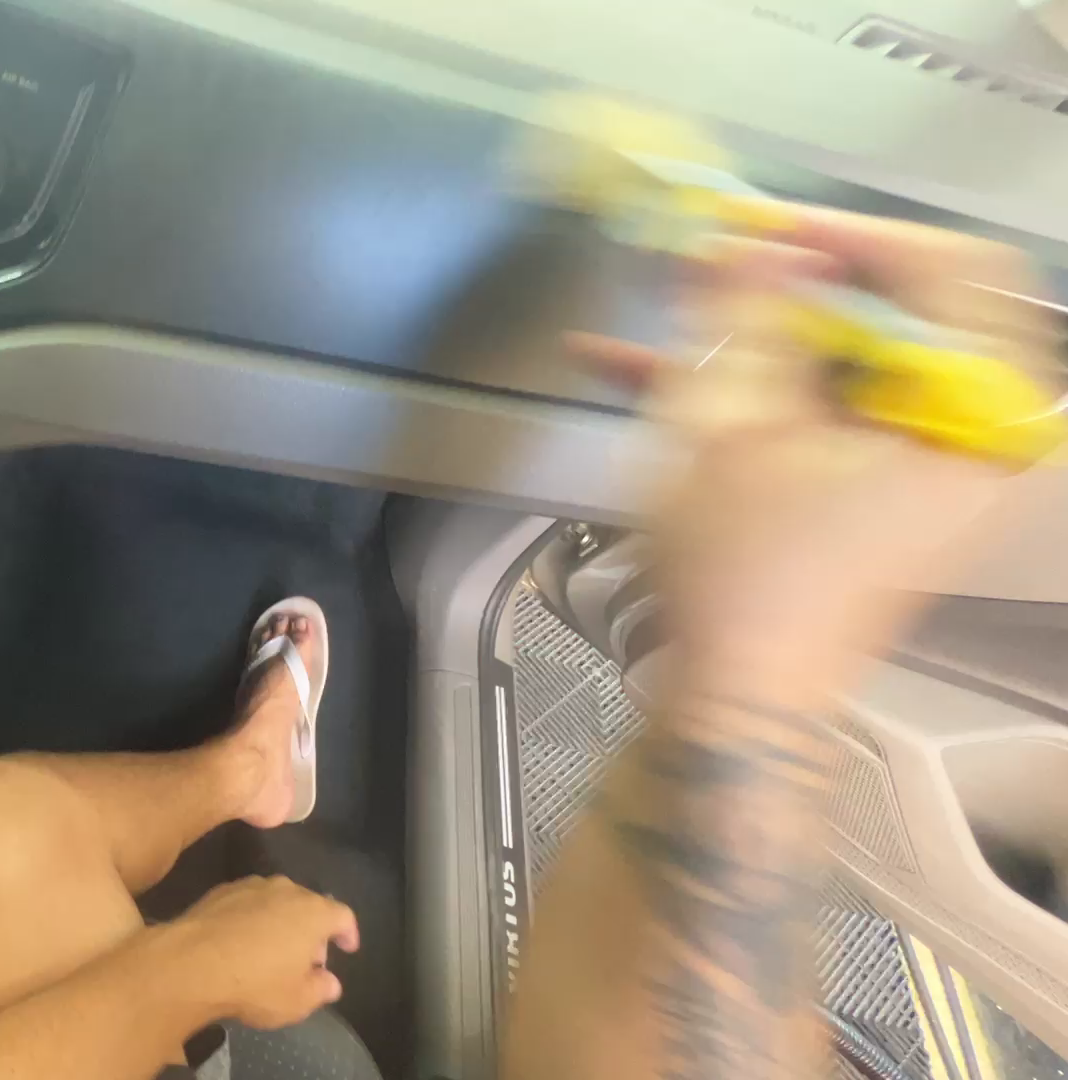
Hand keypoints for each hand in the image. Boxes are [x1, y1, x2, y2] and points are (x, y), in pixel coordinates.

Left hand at [160, 875, 358, 1029]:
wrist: (195, 961)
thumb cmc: (256, 983)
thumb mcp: (298, 1000)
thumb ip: (321, 988)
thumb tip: (329, 980)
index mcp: (311, 911)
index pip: (342, 914)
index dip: (348, 932)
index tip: (347, 949)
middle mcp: (284, 889)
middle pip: (309, 903)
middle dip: (313, 929)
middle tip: (308, 959)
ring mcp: (251, 884)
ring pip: (277, 899)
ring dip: (282, 920)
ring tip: (274, 950)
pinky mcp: (223, 889)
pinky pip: (249, 901)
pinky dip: (254, 916)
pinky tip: (243, 940)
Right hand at [573, 207, 1057, 708]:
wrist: (736, 679)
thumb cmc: (742, 567)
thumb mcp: (727, 432)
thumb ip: (742, 325)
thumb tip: (749, 243)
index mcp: (970, 409)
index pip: (941, 270)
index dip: (838, 235)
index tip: (748, 223)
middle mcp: (955, 424)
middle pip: (865, 318)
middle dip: (760, 295)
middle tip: (684, 273)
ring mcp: (900, 455)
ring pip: (810, 367)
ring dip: (721, 346)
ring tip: (635, 326)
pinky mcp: (848, 479)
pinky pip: (789, 414)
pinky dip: (719, 395)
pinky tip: (631, 375)